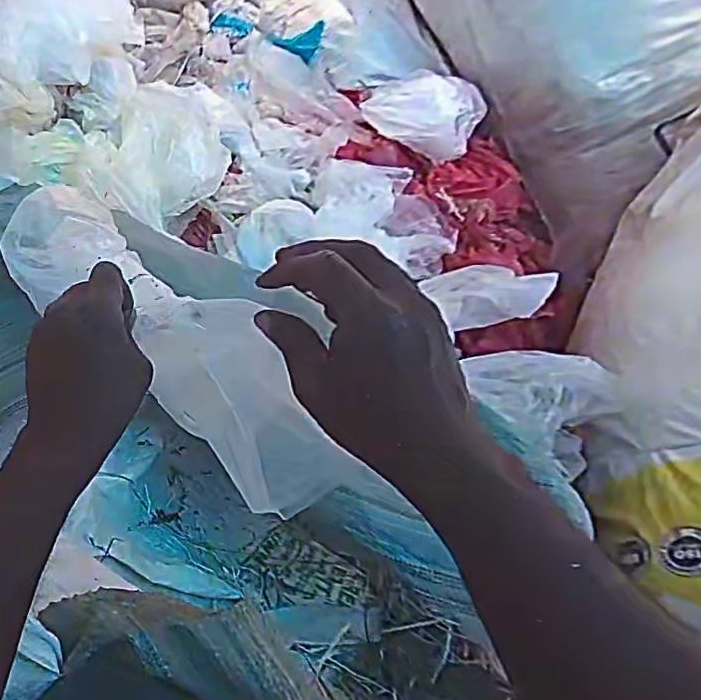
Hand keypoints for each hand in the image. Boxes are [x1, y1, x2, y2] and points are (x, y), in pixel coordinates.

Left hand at [22, 262, 152, 476]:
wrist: (65, 431)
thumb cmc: (110, 399)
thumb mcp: (138, 362)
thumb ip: (127, 332)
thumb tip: (114, 326)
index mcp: (95, 307)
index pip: (107, 273)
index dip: (120, 291)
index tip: (123, 319)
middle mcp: (64, 309)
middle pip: (85, 289)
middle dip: (99, 306)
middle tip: (109, 339)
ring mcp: (43, 326)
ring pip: (67, 309)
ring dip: (80, 322)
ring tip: (90, 356)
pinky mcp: (31, 345)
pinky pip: (53, 329)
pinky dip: (64, 338)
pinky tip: (72, 367)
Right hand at [254, 240, 493, 486]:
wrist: (436, 448)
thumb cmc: (367, 423)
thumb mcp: (315, 386)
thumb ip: (292, 342)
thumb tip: (266, 315)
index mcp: (369, 314)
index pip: (324, 267)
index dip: (289, 268)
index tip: (264, 284)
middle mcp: (401, 300)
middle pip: (356, 252)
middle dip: (314, 251)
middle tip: (282, 263)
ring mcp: (422, 306)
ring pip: (378, 262)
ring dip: (339, 260)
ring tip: (308, 275)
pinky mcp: (432, 319)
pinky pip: (392, 280)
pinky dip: (360, 276)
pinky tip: (342, 297)